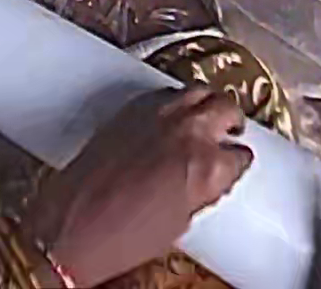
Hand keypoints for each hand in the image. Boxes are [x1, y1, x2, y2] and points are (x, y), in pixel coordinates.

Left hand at [25, 87, 252, 285]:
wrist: (80, 219)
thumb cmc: (126, 232)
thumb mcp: (184, 218)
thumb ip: (204, 188)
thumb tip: (211, 178)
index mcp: (208, 166)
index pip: (240, 155)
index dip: (240, 160)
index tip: (237, 160)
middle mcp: (190, 129)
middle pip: (226, 106)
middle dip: (232, 118)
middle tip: (232, 127)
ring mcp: (163, 110)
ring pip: (199, 89)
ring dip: (208, 100)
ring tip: (208, 111)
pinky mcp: (138, 102)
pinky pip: (169, 90)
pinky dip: (178, 98)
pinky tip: (175, 112)